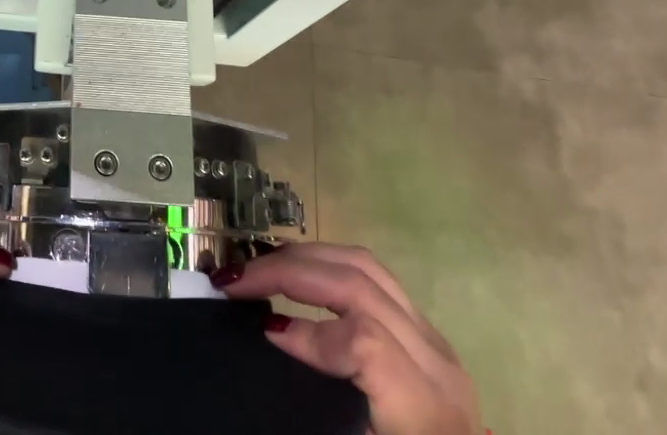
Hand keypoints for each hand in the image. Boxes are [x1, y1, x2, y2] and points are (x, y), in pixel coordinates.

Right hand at [215, 244, 480, 434]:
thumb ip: (315, 407)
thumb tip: (270, 343)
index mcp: (421, 409)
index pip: (364, 343)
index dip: (305, 333)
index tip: (260, 333)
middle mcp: (433, 361)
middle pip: (359, 284)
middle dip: (286, 272)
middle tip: (233, 282)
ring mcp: (432, 337)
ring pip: (365, 264)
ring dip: (303, 257)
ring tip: (256, 268)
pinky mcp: (424, 328)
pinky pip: (373, 274)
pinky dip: (325, 264)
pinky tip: (293, 274)